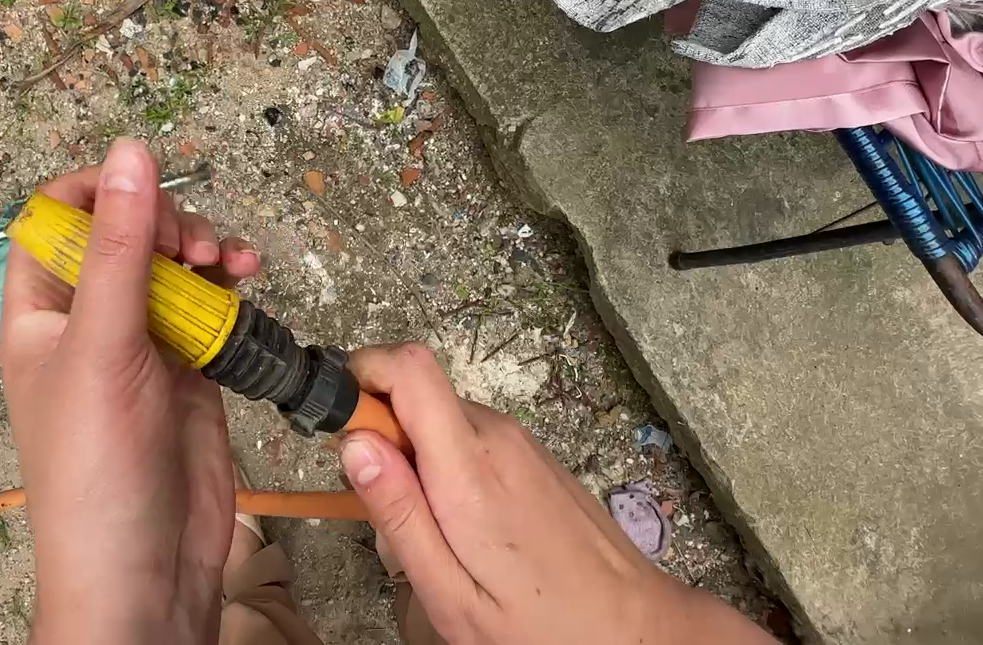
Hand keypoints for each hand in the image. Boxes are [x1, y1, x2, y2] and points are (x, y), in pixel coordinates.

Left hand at [0, 141, 262, 643]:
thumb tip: (131, 150)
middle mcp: (92, 316)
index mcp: (43, 309)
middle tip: (189, 246)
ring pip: (174, 259)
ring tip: (225, 260)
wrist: (150, 570)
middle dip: (162, 220)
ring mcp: (144, 336)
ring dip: (204, 244)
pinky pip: (209, 296)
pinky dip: (230, 279)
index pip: (56, 219)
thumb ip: (121, 246)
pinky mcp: (190, 357)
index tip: (141, 192)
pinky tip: (247, 276)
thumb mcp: (104, 345)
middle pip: (125, 230)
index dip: (95, 191)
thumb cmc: (100, 464)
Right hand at [340, 343, 775, 644]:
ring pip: (437, 412)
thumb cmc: (537, 625)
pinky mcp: (528, 447)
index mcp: (466, 462)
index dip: (364, 372)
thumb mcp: (450, 592)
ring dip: (413, 447)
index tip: (344, 423)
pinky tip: (466, 520)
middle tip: (385, 500)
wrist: (638, 629)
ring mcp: (515, 435)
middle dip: (381, 426)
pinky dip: (444, 457)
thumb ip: (398, 511)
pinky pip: (466, 430)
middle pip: (415, 386)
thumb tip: (352, 440)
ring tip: (432, 523)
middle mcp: (491, 430)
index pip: (408, 364)